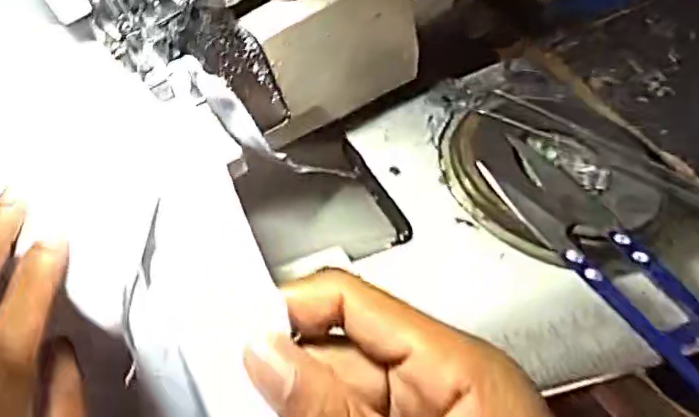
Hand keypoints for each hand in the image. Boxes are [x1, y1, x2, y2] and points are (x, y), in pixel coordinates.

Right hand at [244, 269, 550, 416]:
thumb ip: (335, 403)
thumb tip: (262, 349)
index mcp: (459, 361)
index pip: (341, 294)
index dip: (285, 304)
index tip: (239, 327)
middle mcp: (448, 380)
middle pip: (332, 346)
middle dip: (289, 367)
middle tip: (248, 386)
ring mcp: (437, 411)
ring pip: (336, 386)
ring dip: (299, 398)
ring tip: (270, 407)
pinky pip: (352, 411)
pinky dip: (316, 415)